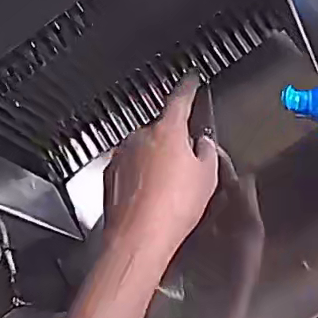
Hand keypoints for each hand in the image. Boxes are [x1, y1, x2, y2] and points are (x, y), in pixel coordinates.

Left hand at [101, 76, 220, 256]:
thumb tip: (202, 145)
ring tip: (168, 191)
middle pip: (161, 130)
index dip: (189, 87)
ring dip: (155, 163)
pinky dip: (139, 177)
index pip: (180, 99)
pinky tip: (151, 197)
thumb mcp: (206, 178)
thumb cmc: (172, 208)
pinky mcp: (111, 174)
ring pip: (144, 150)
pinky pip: (130, 168)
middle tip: (185, 169)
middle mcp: (141, 137)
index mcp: (167, 131)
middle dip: (173, 144)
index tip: (191, 80)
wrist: (138, 237)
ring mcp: (123, 154)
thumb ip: (206, 152)